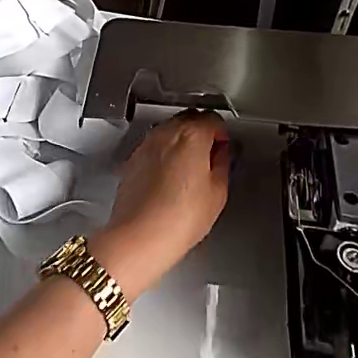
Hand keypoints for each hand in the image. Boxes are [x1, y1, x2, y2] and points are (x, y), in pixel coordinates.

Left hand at [88, 110, 231, 299]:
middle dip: (202, 132)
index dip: (223, 133)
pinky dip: (164, 155)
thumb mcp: (218, 191)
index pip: (213, 119)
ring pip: (169, 131)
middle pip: (189, 119)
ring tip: (191, 169)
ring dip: (182, 142)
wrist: (140, 238)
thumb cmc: (177, 218)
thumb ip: (222, 164)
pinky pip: (154, 148)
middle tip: (211, 154)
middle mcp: (165, 134)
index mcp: (191, 135)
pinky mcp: (132, 162)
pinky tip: (171, 179)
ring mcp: (146, 147)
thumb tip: (221, 157)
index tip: (224, 146)